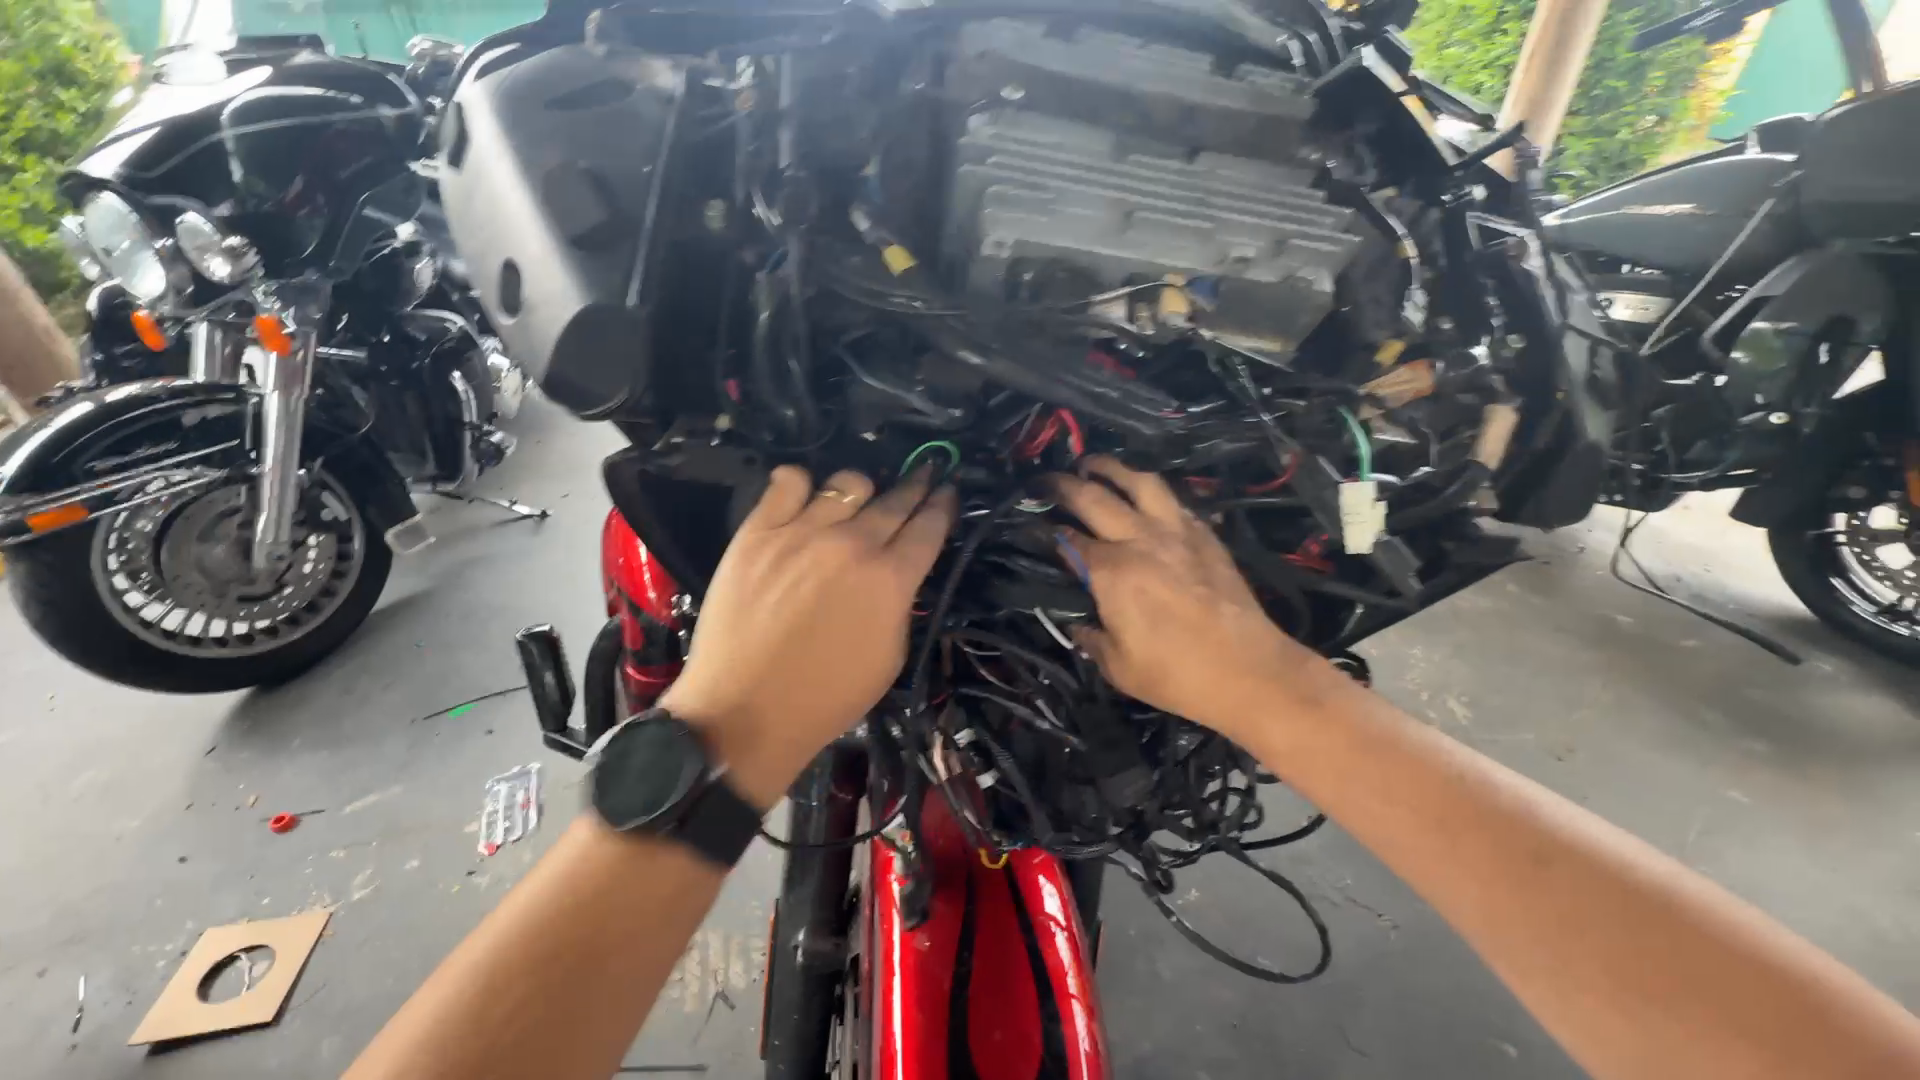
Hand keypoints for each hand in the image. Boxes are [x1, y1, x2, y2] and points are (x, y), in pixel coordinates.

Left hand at [660, 466, 956, 807]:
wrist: (745, 711)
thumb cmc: (826, 698)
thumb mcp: (890, 659)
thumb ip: (900, 606)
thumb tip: (897, 575)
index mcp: (891, 580)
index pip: (929, 526)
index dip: (943, 505)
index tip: (947, 492)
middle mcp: (852, 545)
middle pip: (895, 500)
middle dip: (916, 486)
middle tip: (922, 476)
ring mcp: (802, 532)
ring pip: (847, 484)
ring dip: (861, 491)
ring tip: (855, 502)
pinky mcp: (758, 532)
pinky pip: (787, 482)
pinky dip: (800, 484)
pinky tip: (802, 496)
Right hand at [1051, 456, 1330, 740]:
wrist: (1247, 669)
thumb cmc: (1175, 674)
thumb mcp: (1117, 666)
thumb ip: (1090, 638)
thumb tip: (1077, 624)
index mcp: (1111, 572)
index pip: (1066, 538)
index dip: (1044, 530)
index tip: (1030, 525)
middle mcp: (1140, 539)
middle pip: (1094, 497)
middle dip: (1063, 485)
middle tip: (1045, 480)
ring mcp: (1177, 532)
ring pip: (1140, 483)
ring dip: (1111, 468)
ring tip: (1092, 463)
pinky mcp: (1205, 535)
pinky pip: (1173, 501)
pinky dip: (1151, 492)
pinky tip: (1144, 496)